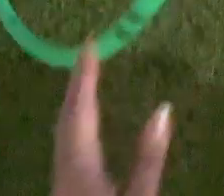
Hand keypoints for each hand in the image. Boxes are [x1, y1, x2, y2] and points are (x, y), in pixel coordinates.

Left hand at [52, 45, 172, 195]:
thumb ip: (149, 157)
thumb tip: (164, 108)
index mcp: (80, 163)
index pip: (80, 110)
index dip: (85, 74)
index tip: (89, 42)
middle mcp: (64, 167)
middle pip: (67, 116)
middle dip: (76, 83)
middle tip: (87, 53)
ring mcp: (60, 181)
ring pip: (63, 130)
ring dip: (73, 102)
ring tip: (84, 79)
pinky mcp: (63, 190)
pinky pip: (65, 143)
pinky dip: (73, 121)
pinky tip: (82, 125)